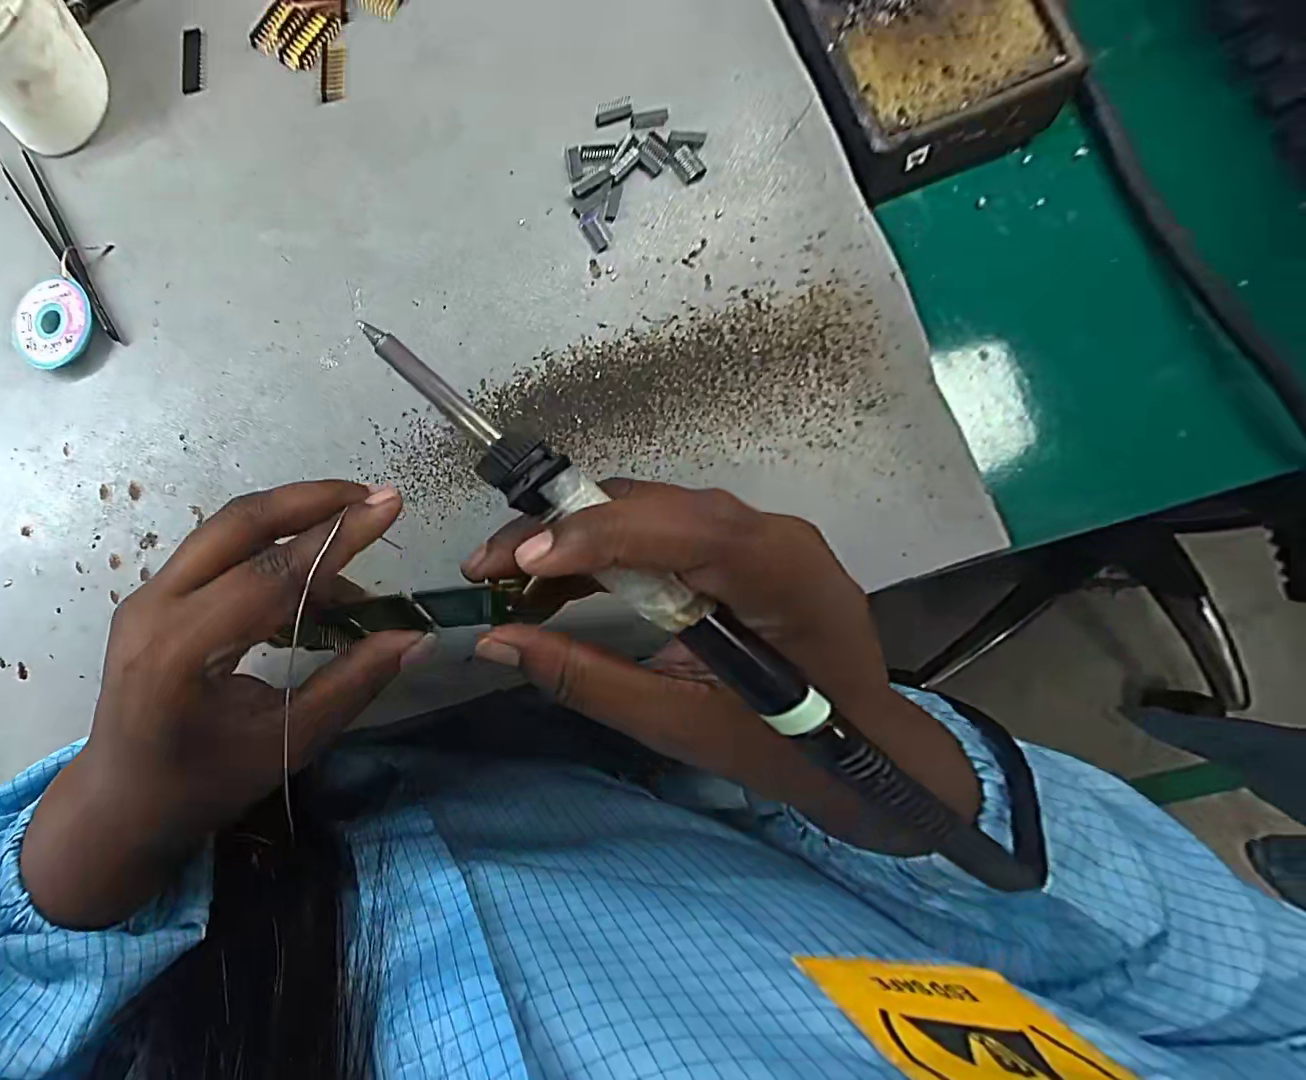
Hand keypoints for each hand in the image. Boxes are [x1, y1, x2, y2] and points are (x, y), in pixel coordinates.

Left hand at [22, 481, 432, 927]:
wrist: (120, 803)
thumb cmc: (201, 786)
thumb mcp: (284, 743)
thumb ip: (352, 683)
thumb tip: (414, 637)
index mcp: (180, 651)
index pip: (271, 574)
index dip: (337, 537)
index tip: (388, 505)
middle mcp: (153, 607)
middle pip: (238, 524)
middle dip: (310, 501)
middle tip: (370, 497)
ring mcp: (145, 596)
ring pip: (225, 529)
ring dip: (290, 520)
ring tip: (350, 535)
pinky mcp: (152, 595)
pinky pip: (216, 552)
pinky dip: (268, 549)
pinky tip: (309, 575)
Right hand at [461, 479, 979, 851]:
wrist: (864, 745)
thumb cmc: (787, 746)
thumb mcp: (679, 725)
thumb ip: (587, 678)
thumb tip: (496, 642)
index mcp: (782, 576)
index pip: (688, 530)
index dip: (600, 535)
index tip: (525, 564)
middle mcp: (763, 532)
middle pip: (646, 505)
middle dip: (557, 532)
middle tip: (485, 569)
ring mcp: (740, 531)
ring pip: (632, 508)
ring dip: (560, 537)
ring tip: (501, 577)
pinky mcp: (715, 542)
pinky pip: (637, 528)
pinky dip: (583, 551)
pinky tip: (544, 584)